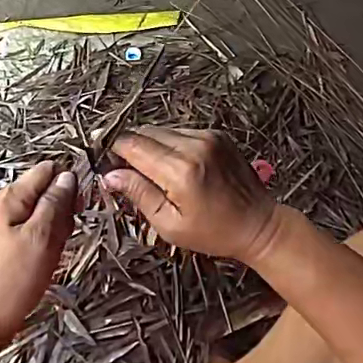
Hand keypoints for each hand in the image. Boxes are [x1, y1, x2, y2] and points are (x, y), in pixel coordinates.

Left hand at [0, 161, 77, 341]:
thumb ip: (56, 202)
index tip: (78, 206)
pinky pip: (34, 234)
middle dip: (63, 211)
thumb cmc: (10, 282)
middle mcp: (5, 206)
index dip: (69, 183)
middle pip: (46, 192)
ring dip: (56, 231)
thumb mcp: (41, 237)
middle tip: (62, 236)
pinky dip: (45, 245)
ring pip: (43, 216)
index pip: (48, 170)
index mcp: (11, 197)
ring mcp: (4, 226)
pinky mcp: (5, 246)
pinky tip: (43, 262)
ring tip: (51, 254)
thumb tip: (68, 176)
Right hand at [103, 127, 283, 261]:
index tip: (103, 159)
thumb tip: (110, 175)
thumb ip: (139, 194)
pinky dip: (171, 144)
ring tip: (152, 171)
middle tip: (124, 168)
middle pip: (145, 132)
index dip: (114, 150)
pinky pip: (181, 132)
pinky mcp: (217, 134)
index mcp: (180, 170)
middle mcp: (194, 145)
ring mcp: (208, 136)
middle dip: (130, 147)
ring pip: (163, 130)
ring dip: (151, 145)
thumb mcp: (169, 224)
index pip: (133, 145)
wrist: (259, 224)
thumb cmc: (214, 232)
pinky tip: (175, 166)